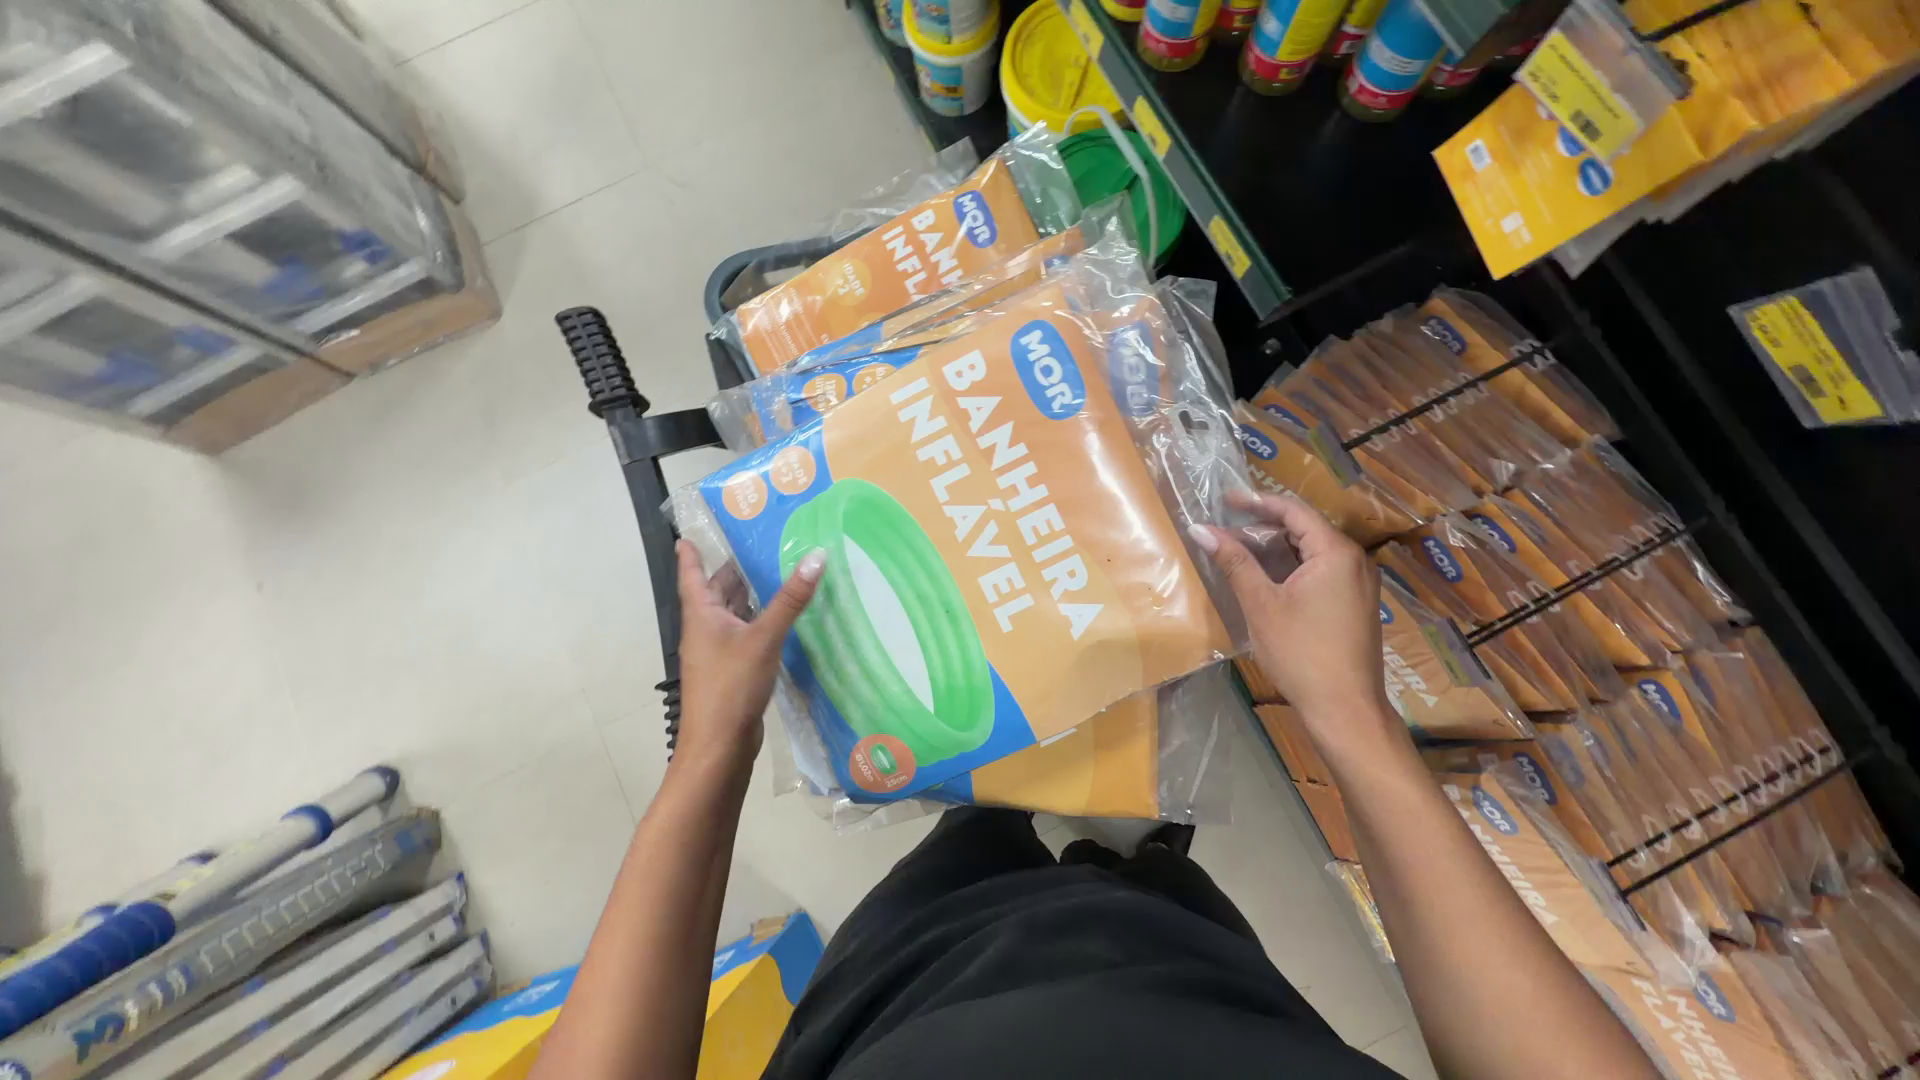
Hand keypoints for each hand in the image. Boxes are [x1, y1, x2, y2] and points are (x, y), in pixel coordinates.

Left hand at [674, 540, 824, 772]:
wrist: (720, 745)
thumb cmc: (731, 685)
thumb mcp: (764, 637)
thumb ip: (790, 599)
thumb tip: (816, 556)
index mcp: (702, 615)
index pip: (693, 575)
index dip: (692, 555)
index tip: (689, 535)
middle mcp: (706, 629)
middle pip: (718, 591)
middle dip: (734, 570)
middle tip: (760, 545)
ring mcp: (719, 651)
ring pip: (735, 613)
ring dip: (752, 595)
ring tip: (778, 572)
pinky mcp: (735, 669)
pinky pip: (748, 634)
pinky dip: (762, 620)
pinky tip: (785, 617)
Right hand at [1192, 492, 1401, 754]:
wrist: (1345, 708)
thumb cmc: (1301, 653)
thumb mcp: (1261, 604)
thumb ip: (1234, 561)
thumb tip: (1200, 529)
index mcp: (1335, 553)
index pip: (1294, 511)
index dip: (1257, 502)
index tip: (1225, 500)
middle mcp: (1354, 561)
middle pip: (1305, 529)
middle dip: (1263, 527)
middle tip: (1225, 529)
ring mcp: (1358, 583)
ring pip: (1312, 552)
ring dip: (1275, 549)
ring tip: (1238, 552)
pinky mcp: (1355, 603)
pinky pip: (1321, 571)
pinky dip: (1290, 568)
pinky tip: (1264, 579)